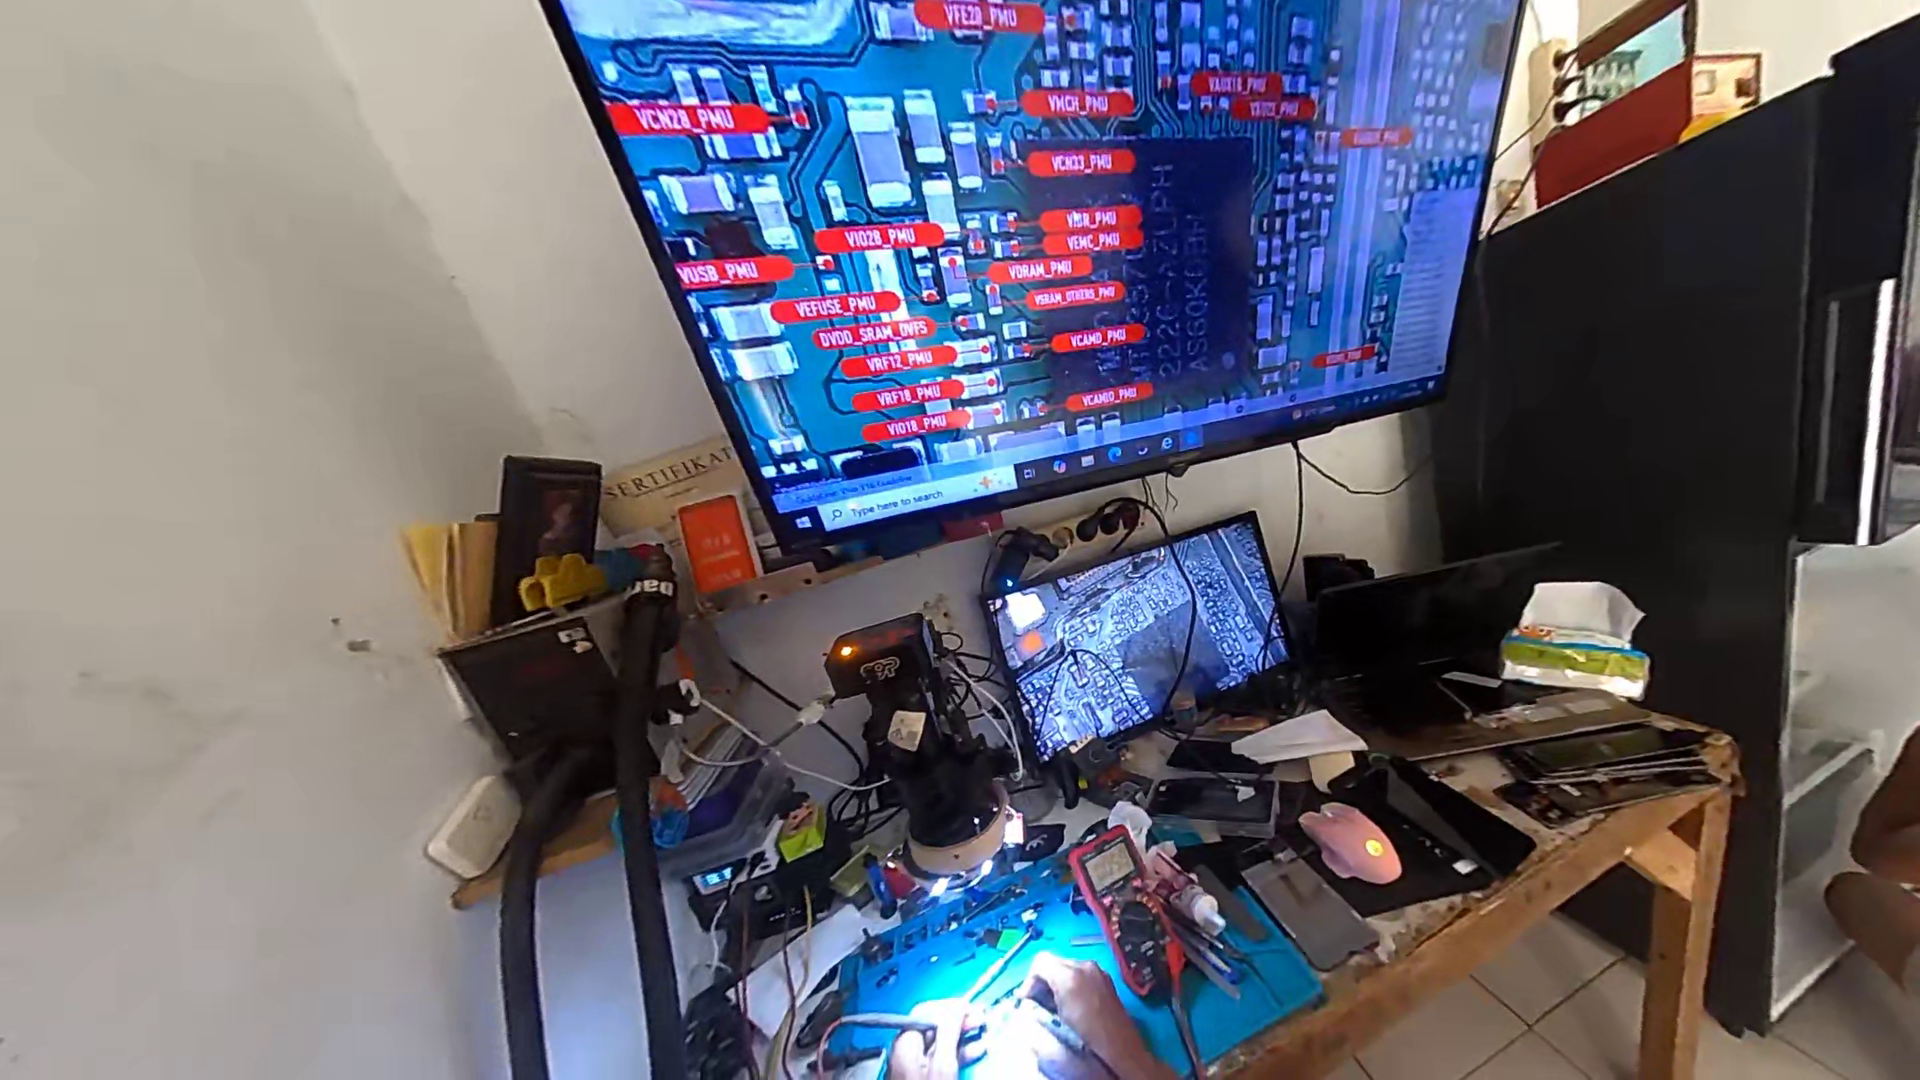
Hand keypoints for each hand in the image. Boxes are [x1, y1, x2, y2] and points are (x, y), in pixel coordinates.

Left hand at [886, 999, 983, 1079]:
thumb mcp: (943, 1064)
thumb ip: (949, 1031)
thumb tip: (958, 1005)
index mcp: (906, 1042)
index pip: (927, 1010)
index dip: (950, 1006)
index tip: (971, 1008)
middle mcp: (905, 1051)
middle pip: (933, 1025)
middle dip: (958, 1021)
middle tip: (980, 1019)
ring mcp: (912, 1068)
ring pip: (939, 1043)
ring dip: (962, 1036)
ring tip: (982, 1033)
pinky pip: (939, 1059)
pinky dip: (957, 1053)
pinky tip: (974, 1052)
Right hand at [1020, 953, 1176, 1079]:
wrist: (1125, 1055)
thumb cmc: (1089, 1043)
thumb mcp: (1057, 1023)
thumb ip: (1040, 1002)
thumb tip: (1028, 997)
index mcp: (1070, 976)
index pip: (1040, 962)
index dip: (1030, 979)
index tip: (1027, 999)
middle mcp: (1084, 965)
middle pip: (1053, 961)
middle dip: (1043, 980)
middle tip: (1039, 1003)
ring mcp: (1097, 970)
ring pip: (1066, 966)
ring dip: (1057, 982)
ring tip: (1056, 1006)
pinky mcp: (1105, 979)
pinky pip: (1080, 972)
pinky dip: (1072, 983)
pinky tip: (1073, 1005)